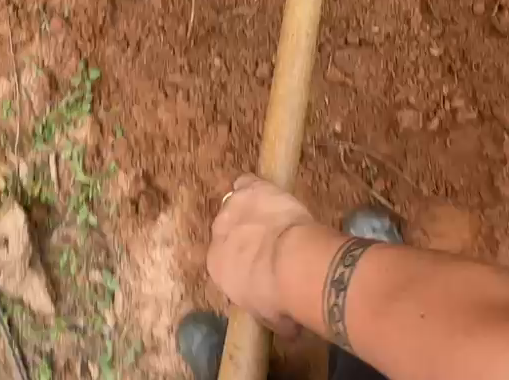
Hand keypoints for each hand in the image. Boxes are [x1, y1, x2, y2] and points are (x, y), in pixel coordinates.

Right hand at [206, 174, 318, 335]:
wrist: (292, 262)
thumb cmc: (278, 297)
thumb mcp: (270, 317)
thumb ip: (269, 314)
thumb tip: (285, 327)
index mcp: (216, 265)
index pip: (222, 259)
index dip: (239, 262)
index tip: (255, 268)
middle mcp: (218, 232)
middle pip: (226, 228)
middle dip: (242, 235)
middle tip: (265, 243)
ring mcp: (233, 206)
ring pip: (233, 202)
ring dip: (247, 210)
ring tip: (267, 217)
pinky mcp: (251, 188)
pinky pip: (245, 181)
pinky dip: (254, 186)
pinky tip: (267, 192)